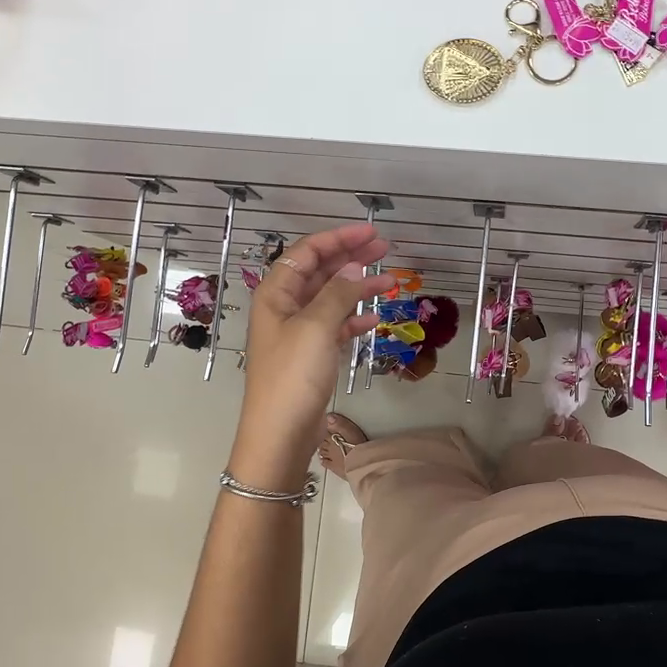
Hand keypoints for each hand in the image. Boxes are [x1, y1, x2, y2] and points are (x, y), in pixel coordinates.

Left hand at [228, 224, 395, 487]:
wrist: (281, 434)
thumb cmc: (292, 376)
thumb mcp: (316, 327)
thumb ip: (338, 293)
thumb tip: (354, 268)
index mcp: (276, 294)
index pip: (307, 252)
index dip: (338, 238)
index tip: (371, 232)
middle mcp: (284, 308)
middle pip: (319, 272)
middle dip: (350, 258)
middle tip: (384, 249)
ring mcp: (298, 333)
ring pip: (330, 299)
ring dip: (358, 288)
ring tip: (391, 281)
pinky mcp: (311, 357)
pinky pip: (335, 327)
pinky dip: (353, 320)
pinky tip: (373, 319)